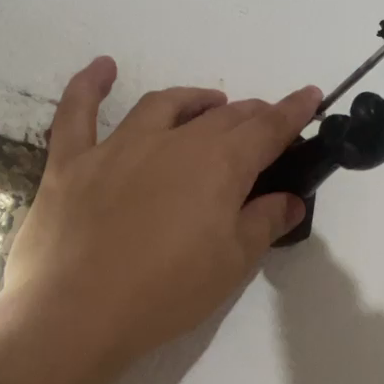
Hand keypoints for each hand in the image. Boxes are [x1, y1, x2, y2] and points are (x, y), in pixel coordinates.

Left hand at [1, 57, 320, 373]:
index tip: (311, 96)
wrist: (76, 315)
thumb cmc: (168, 292)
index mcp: (219, 165)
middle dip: (251, 114)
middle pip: (222, 117)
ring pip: (163, 106)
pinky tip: (102, 68)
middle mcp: (173, 142)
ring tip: (211, 103)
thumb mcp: (234, 263)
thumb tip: (289, 200)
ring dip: (194, 100)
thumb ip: (265, 222)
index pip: (267, 129)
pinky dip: (89, 86)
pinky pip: (77, 113)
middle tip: (266, 123)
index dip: (293, 112)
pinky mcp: (71, 163)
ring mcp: (117, 148)